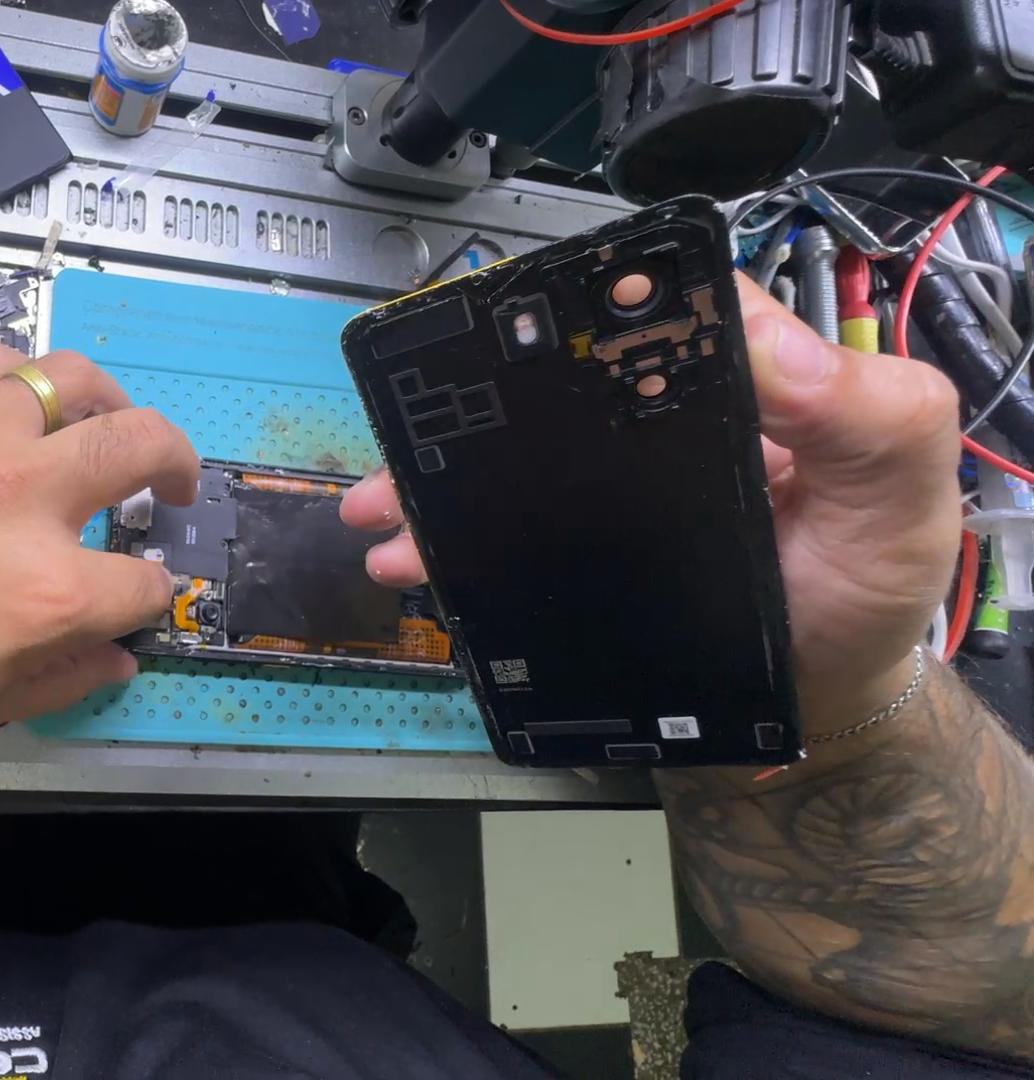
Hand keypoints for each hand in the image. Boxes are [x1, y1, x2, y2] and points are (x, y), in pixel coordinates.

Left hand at [0, 346, 198, 743]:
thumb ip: (67, 678)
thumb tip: (119, 656)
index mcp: (47, 589)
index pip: (143, 584)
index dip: (153, 596)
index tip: (141, 598)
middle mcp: (26, 499)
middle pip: (141, 448)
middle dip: (179, 465)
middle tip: (175, 487)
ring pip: (74, 380)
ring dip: (112, 401)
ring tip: (112, 424)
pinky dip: (27, 379)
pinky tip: (24, 406)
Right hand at [340, 272, 962, 733]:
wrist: (796, 692)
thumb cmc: (853, 599)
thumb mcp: (896, 508)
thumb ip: (873, 422)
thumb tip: (772, 347)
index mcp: (729, 397)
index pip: (653, 325)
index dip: (584, 316)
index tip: (505, 339)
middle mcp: (645, 432)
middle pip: (538, 400)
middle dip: (461, 413)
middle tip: (410, 431)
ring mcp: (593, 492)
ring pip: (495, 469)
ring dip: (427, 482)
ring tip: (381, 509)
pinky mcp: (560, 545)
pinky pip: (489, 533)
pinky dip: (437, 542)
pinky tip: (407, 557)